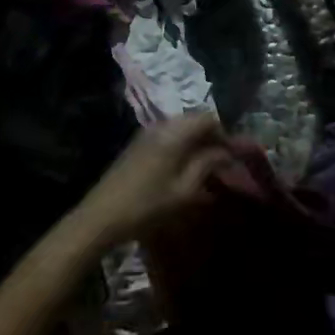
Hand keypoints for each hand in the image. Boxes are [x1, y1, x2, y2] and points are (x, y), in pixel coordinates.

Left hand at [69, 114, 235, 247]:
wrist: (102, 215)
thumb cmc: (148, 204)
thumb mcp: (184, 189)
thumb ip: (207, 164)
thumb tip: (225, 152)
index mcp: (174, 132)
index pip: (208, 118)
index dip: (224, 134)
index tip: (233, 155)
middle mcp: (161, 125)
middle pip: (194, 121)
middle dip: (211, 138)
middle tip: (222, 163)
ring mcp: (146, 134)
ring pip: (181, 129)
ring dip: (196, 144)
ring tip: (205, 169)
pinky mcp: (137, 145)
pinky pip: (168, 137)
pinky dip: (181, 148)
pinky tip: (184, 170)